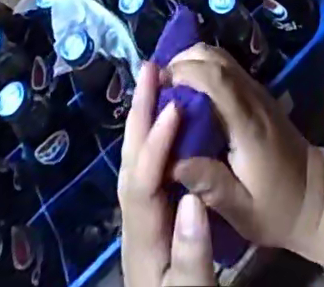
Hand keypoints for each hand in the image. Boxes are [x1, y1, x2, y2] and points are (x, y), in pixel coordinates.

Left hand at [119, 61, 216, 286]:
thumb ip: (192, 256)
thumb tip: (193, 200)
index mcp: (142, 239)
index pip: (142, 181)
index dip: (157, 143)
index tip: (176, 106)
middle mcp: (134, 221)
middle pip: (130, 160)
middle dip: (139, 113)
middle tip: (151, 68)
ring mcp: (140, 219)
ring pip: (135, 160)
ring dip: (143, 119)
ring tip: (154, 82)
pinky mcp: (151, 218)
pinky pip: (147, 167)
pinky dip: (152, 138)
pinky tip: (163, 122)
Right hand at [165, 44, 323, 252]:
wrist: (318, 197)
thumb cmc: (278, 208)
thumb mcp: (244, 211)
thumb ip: (210, 185)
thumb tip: (170, 163)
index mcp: (247, 123)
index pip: (217, 79)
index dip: (185, 73)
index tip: (158, 86)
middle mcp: (251, 97)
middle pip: (214, 57)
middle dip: (180, 62)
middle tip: (156, 88)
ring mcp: (255, 89)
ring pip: (218, 55)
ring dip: (188, 61)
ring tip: (166, 89)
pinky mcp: (254, 91)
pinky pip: (223, 64)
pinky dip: (199, 66)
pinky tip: (185, 91)